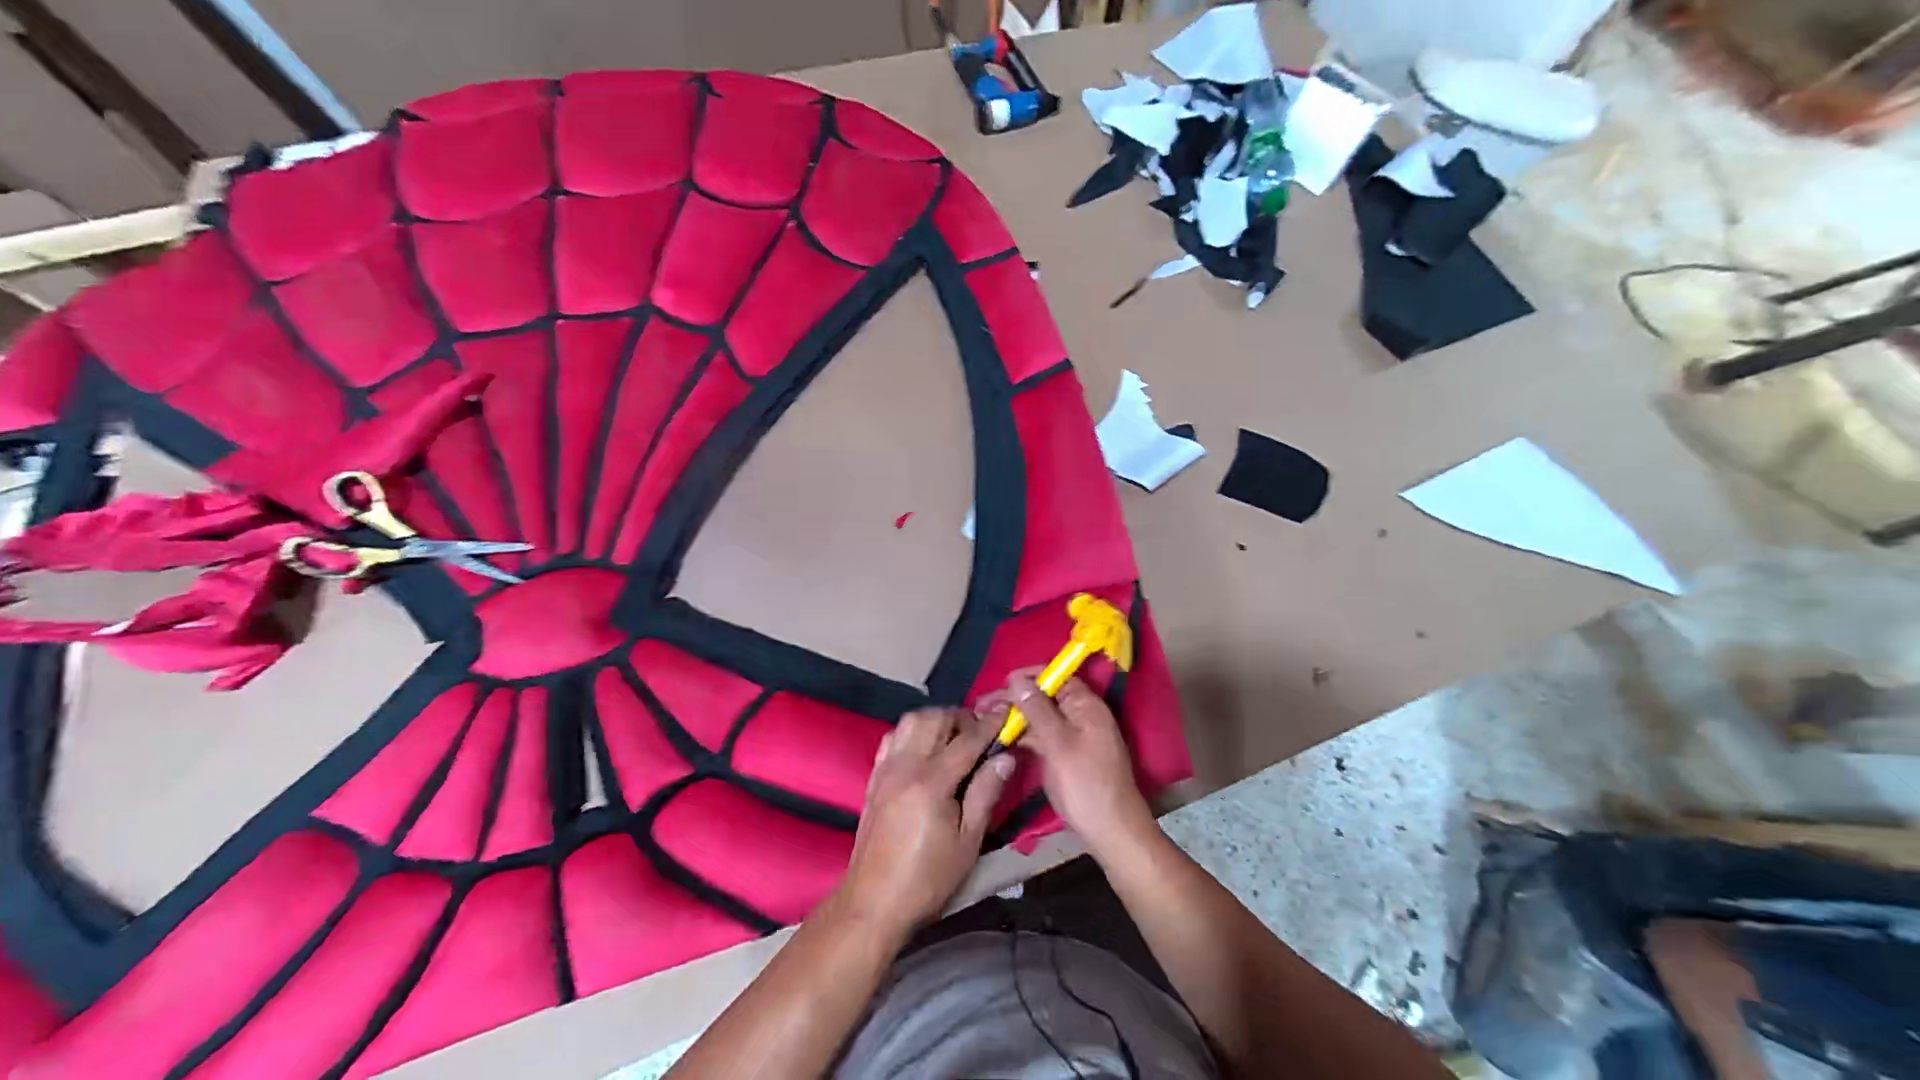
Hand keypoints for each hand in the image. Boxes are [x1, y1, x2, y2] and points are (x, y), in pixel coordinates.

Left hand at [834, 707, 1014, 935]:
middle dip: (962, 717)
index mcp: (932, 783)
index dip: (989, 724)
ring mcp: (886, 769)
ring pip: (911, 721)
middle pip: (935, 719)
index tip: (1006, 712)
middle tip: (981, 732)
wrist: (873, 902)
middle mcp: (906, 766)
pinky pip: (893, 737)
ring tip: (955, 738)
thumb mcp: (968, 842)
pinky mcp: (874, 777)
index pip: (966, 740)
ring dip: (936, 720)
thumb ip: (985, 793)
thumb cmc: (927, 879)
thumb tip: (1005, 756)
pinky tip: (925, 749)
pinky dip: (913, 732)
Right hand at [977, 670, 1156, 858]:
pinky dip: (1023, 736)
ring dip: (1014, 717)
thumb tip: (1017, 679)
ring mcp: (1073, 736)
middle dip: (1014, 699)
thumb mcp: (1058, 743)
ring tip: (983, 722)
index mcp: (1085, 705)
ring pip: (1040, 718)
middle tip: (981, 708)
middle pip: (1044, 696)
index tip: (1000, 686)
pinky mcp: (1066, 755)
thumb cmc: (1085, 783)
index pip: (1055, 677)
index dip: (1027, 677)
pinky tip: (1000, 740)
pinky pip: (1042, 737)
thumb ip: (1037, 709)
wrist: (1111, 831)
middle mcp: (1080, 715)